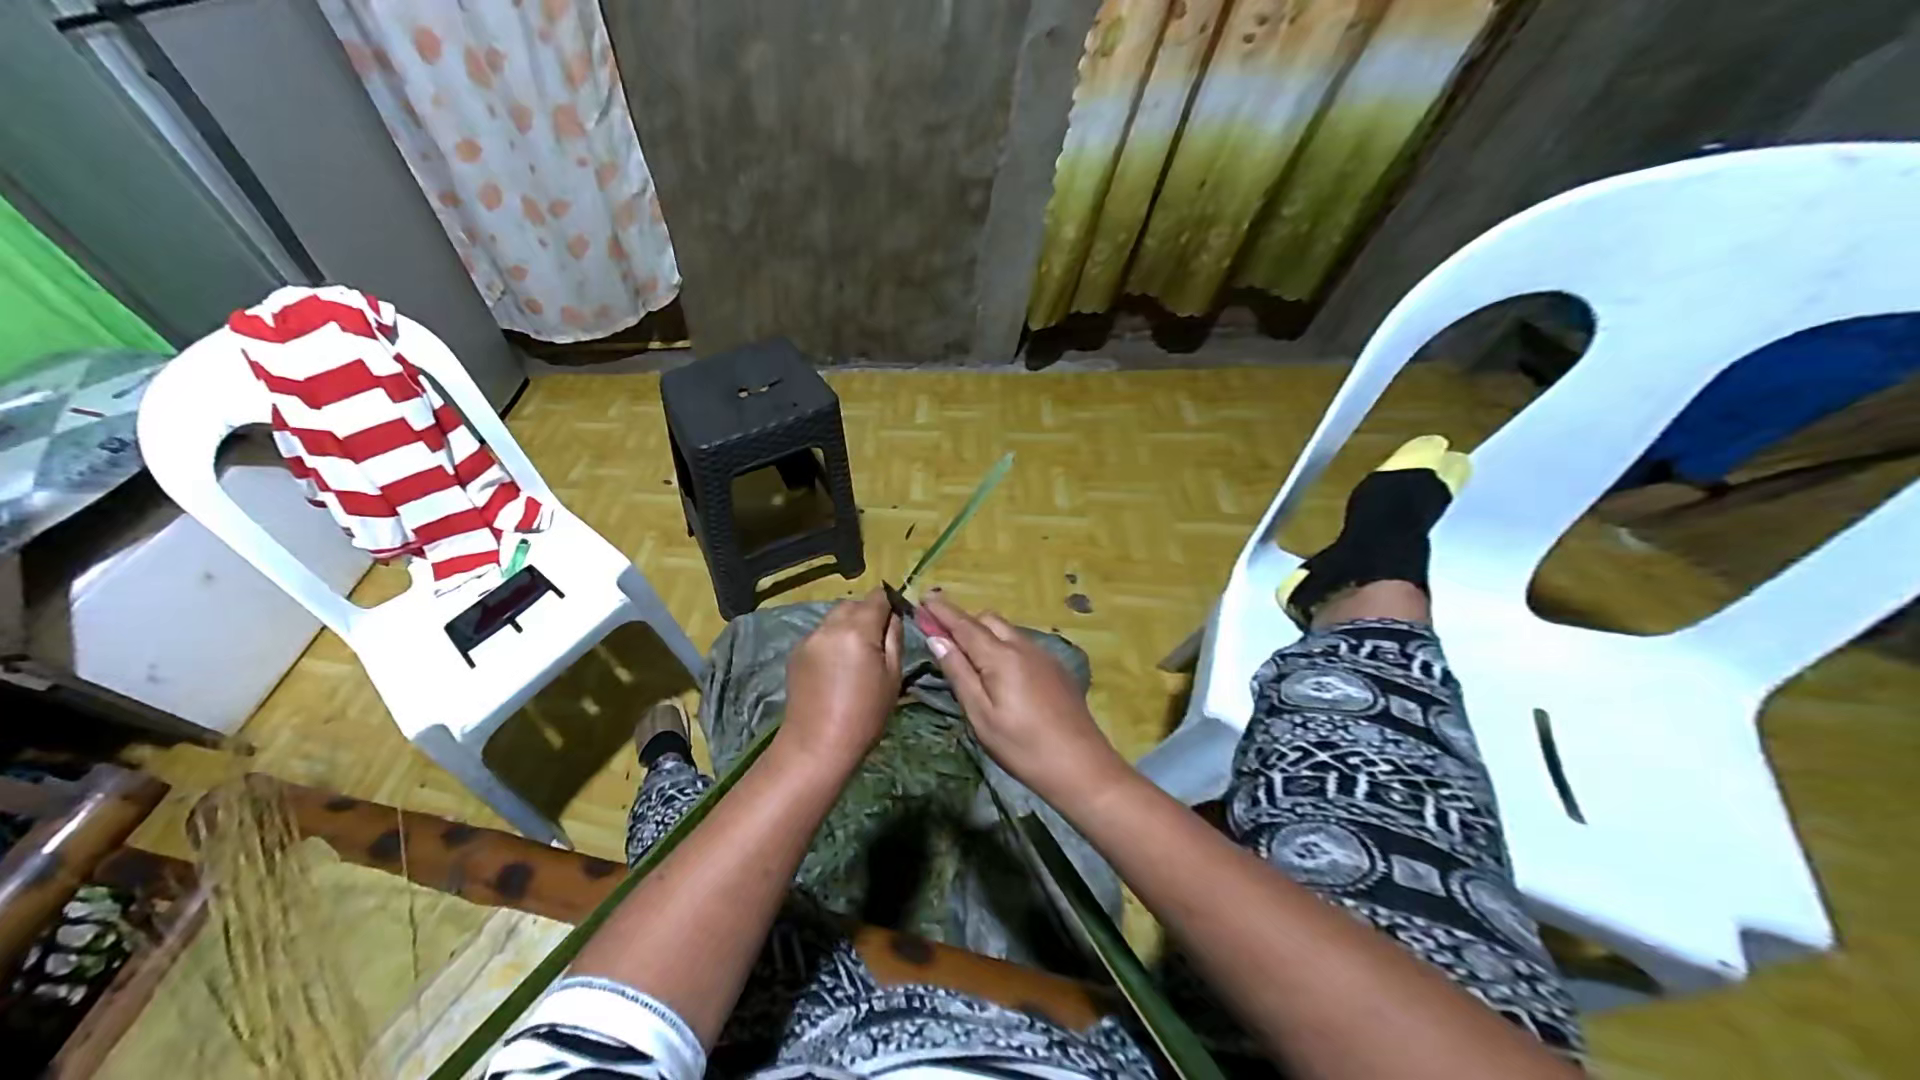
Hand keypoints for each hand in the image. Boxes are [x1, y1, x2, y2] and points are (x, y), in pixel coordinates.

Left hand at [782, 590, 902, 770]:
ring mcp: (809, 638)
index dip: (890, 603)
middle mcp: (830, 626)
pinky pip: (820, 634)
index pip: (877, 597)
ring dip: (848, 626)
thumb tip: (893, 616)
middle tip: (877, 642)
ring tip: (856, 655)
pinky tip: (836, 667)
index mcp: (857, 630)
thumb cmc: (865, 715)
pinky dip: (832, 640)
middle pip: (853, 604)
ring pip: (834, 618)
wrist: (816, 745)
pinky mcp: (796, 652)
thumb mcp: (893, 676)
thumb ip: (894, 638)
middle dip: (867, 613)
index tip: (896, 620)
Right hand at [920, 593, 1130, 807]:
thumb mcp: (981, 714)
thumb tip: (937, 639)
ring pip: (1007, 631)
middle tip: (941, 634)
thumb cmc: (1022, 746)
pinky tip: (999, 670)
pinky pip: (1022, 644)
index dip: (942, 611)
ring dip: (984, 632)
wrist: (1081, 765)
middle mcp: (1023, 646)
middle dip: (963, 620)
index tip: (923, 598)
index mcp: (1001, 656)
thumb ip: (959, 673)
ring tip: (966, 652)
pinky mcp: (1055, 668)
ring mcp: (1043, 655)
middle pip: (988, 620)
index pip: (964, 624)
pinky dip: (1003, 645)